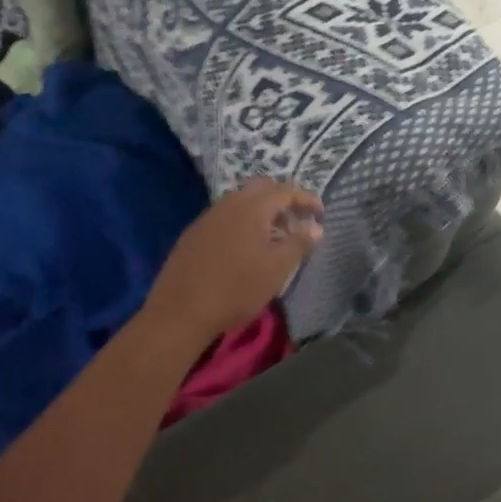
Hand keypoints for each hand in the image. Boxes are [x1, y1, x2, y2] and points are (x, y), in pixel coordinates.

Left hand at [140, 178, 322, 344]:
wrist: (180, 312)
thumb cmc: (236, 289)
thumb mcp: (277, 269)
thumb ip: (300, 243)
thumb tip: (316, 227)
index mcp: (251, 209)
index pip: (285, 191)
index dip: (306, 199)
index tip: (320, 213)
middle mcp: (228, 205)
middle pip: (261, 189)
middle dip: (283, 200)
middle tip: (296, 221)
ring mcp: (207, 218)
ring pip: (241, 202)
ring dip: (262, 211)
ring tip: (274, 237)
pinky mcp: (193, 234)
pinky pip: (225, 217)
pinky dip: (243, 222)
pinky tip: (245, 247)